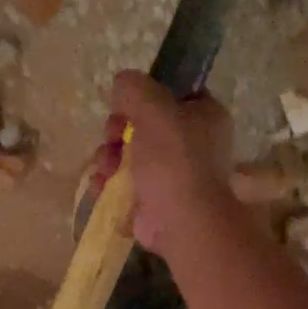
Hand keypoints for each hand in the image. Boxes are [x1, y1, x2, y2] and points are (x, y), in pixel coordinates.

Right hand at [95, 70, 236, 254]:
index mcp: (206, 116)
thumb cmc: (174, 159)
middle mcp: (195, 144)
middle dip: (119, 129)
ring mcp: (175, 175)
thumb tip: (122, 87)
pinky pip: (126, 183)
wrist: (182, 222)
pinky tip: (101, 186)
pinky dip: (110, 183)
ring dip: (109, 156)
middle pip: (145, 123)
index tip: (127, 101)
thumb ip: (133, 86)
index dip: (146, 93)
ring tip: (105, 168)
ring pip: (131, 153)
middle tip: (112, 136)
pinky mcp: (156, 200)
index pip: (174, 92)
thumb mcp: (152, 106)